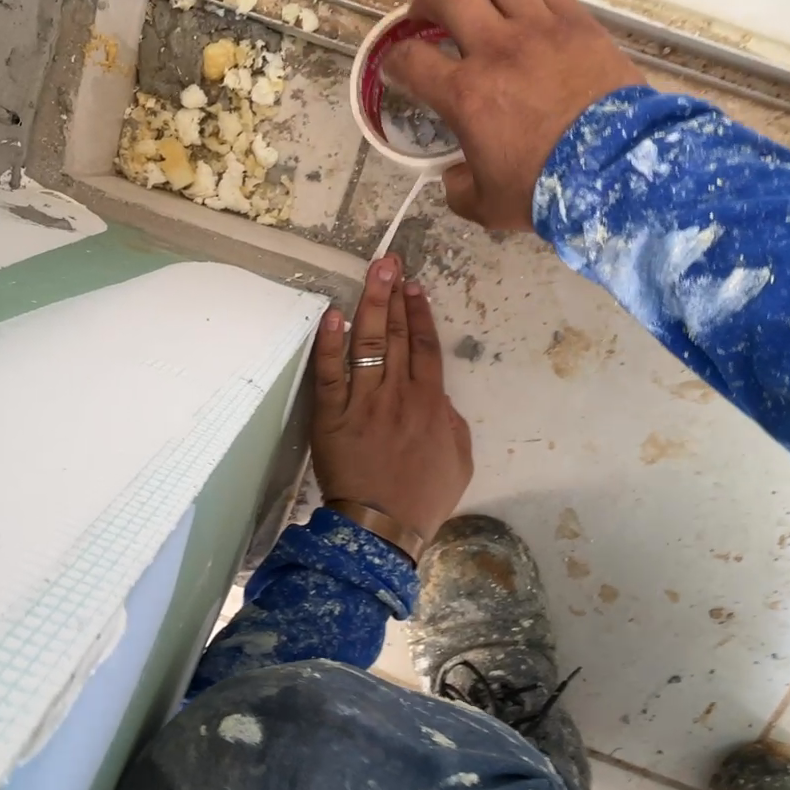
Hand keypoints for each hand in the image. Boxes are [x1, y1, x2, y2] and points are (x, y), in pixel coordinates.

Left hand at [312, 254, 472, 540]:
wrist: (383, 527)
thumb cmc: (424, 497)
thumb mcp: (459, 458)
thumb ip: (451, 420)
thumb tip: (438, 394)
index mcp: (431, 403)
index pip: (426, 347)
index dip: (421, 314)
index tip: (415, 287)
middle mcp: (397, 394)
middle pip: (397, 335)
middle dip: (394, 295)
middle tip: (390, 262)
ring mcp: (363, 402)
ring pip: (367, 344)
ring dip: (370, 305)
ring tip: (372, 274)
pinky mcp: (332, 416)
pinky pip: (331, 374)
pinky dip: (330, 344)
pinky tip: (333, 316)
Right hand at [382, 0, 645, 231]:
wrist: (618, 171)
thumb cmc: (545, 191)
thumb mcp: (487, 205)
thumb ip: (458, 188)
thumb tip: (453, 175)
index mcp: (466, 94)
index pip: (411, 60)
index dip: (394, 59)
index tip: (394, 65)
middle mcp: (497, 49)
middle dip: (426, 0)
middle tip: (423, 14)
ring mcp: (541, 30)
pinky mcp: (579, 25)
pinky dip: (527, 1)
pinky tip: (527, 17)